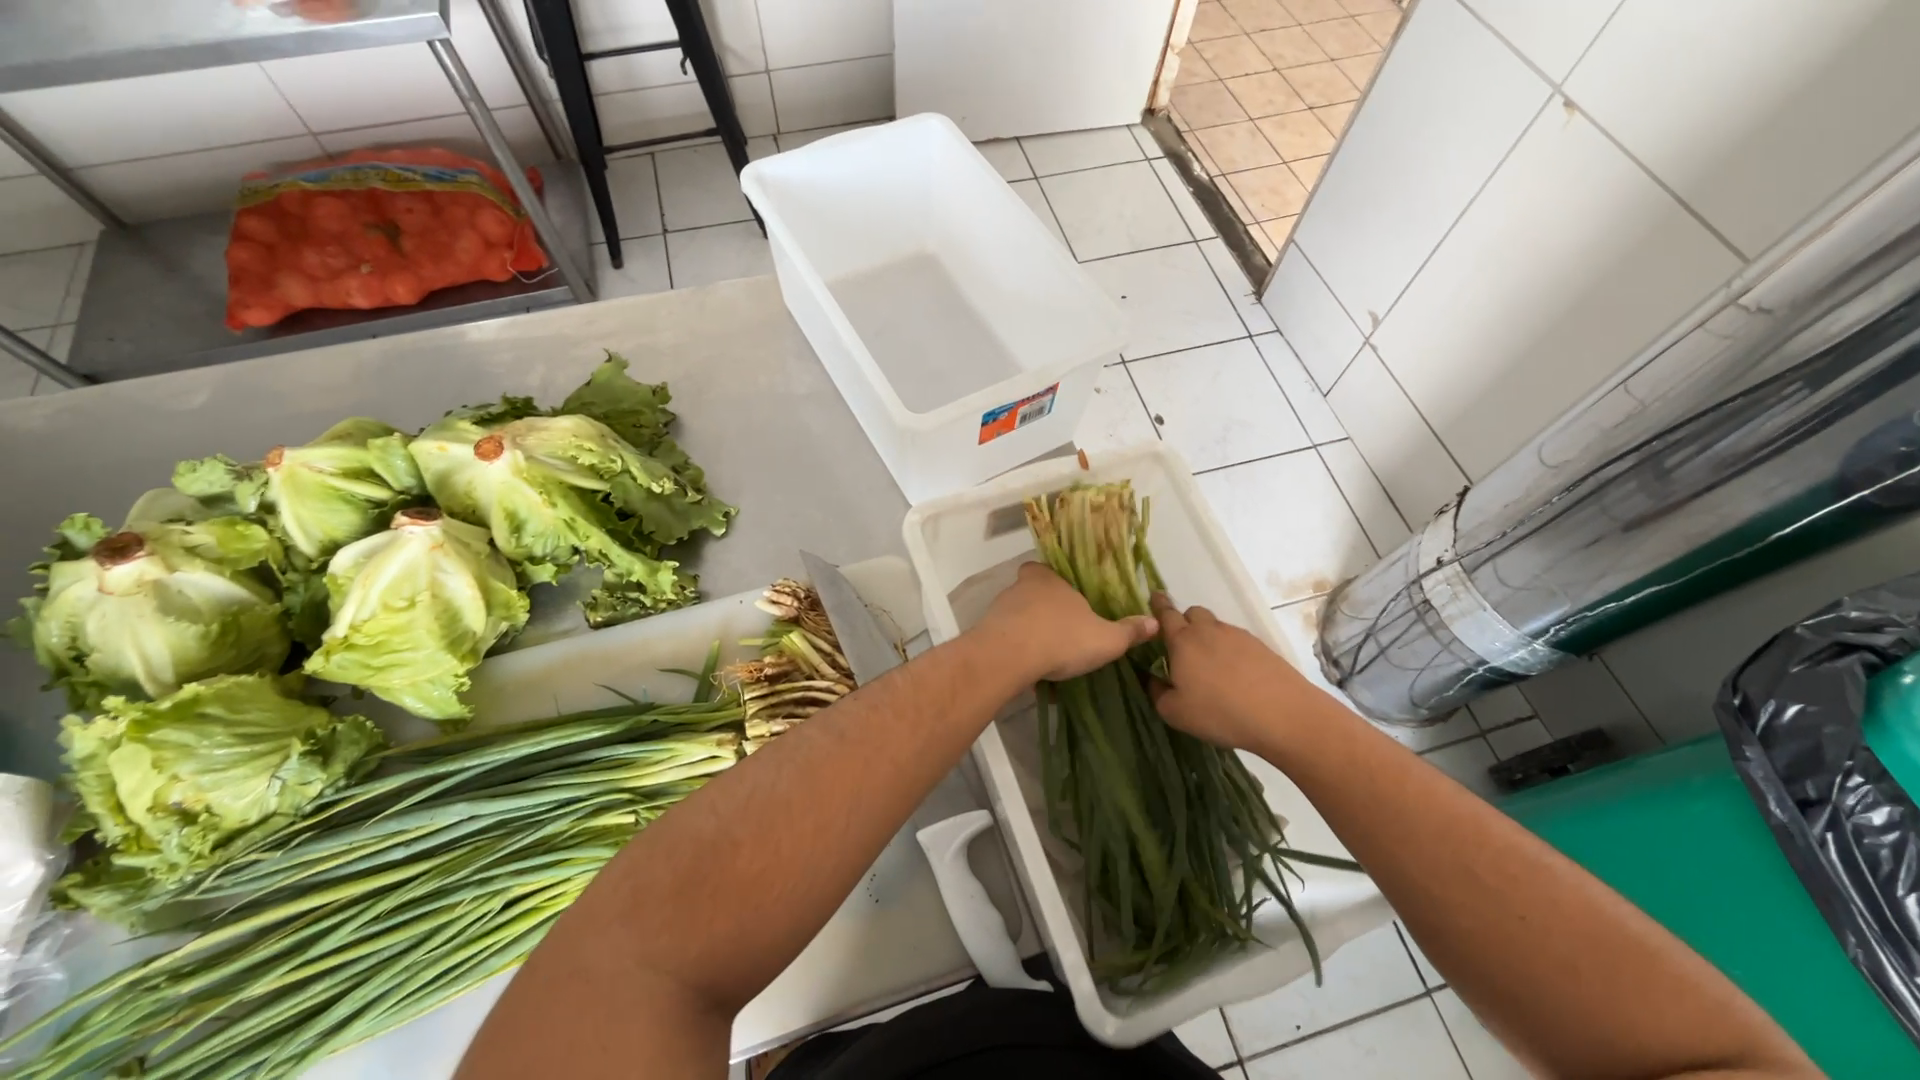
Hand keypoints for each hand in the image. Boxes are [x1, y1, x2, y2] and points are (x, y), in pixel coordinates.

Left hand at [973, 562, 1157, 682]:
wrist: (1008, 657)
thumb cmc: (1061, 638)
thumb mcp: (1105, 639)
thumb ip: (1128, 631)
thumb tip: (1155, 622)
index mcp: (1048, 579)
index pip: (1048, 571)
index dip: (1057, 584)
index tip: (1068, 603)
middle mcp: (1020, 588)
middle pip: (1032, 595)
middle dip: (1045, 613)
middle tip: (1062, 634)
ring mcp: (999, 611)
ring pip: (1017, 619)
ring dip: (1029, 635)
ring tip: (1047, 659)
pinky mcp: (985, 635)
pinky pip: (1006, 642)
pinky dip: (1017, 654)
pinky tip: (1030, 674)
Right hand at [1148, 592, 1338, 751]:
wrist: (1282, 715)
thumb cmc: (1220, 713)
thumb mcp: (1175, 712)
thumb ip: (1157, 692)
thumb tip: (1152, 678)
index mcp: (1183, 641)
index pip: (1166, 614)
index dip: (1158, 605)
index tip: (1154, 597)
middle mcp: (1209, 631)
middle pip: (1193, 613)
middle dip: (1184, 622)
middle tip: (1181, 647)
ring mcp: (1238, 636)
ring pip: (1216, 626)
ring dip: (1207, 637)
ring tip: (1210, 667)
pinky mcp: (1261, 646)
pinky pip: (1236, 640)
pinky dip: (1229, 650)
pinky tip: (1234, 675)